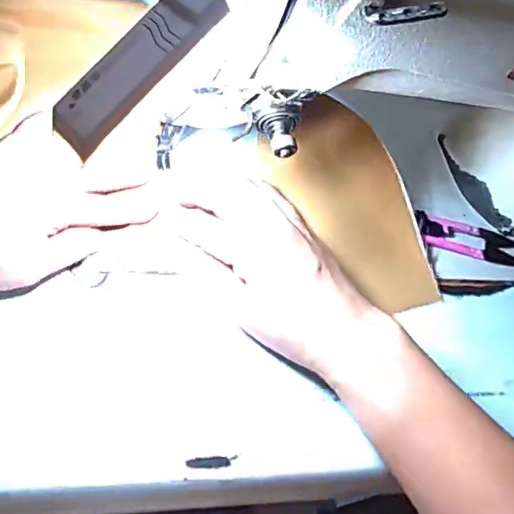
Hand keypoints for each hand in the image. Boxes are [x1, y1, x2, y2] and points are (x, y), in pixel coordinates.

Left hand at [0, 114, 160, 295]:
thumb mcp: (29, 268)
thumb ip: (69, 249)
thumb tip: (101, 237)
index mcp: (58, 209)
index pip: (107, 210)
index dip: (135, 209)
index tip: (159, 203)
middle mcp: (47, 178)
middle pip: (97, 176)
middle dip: (127, 177)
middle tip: (152, 174)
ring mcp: (23, 162)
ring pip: (70, 149)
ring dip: (99, 147)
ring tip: (119, 138)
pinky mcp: (0, 154)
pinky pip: (29, 130)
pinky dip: (44, 122)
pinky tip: (50, 114)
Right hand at [166, 177, 403, 384]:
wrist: (346, 331)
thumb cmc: (297, 329)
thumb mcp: (242, 312)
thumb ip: (210, 278)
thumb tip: (186, 255)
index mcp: (253, 248)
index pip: (206, 226)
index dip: (182, 219)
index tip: (166, 215)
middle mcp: (271, 225)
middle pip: (226, 192)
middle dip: (196, 190)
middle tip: (176, 194)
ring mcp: (288, 220)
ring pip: (247, 185)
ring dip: (219, 182)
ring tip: (199, 189)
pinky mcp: (301, 222)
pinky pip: (267, 190)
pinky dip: (244, 184)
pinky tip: (237, 189)